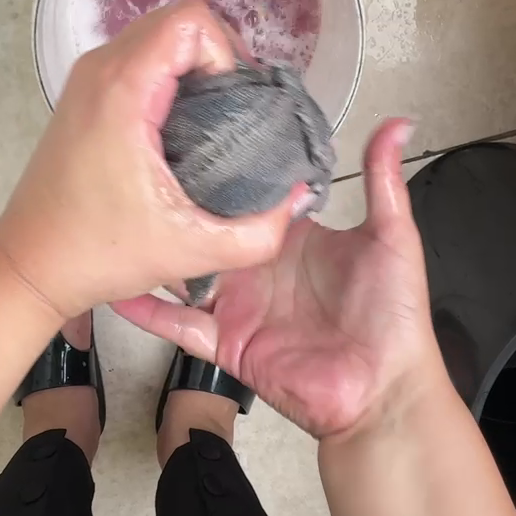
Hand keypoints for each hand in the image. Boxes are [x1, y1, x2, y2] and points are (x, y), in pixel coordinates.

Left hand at [0, 0, 315, 318]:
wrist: (29, 264)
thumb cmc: (103, 253)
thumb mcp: (192, 250)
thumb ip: (259, 231)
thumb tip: (299, 196)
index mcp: (123, 88)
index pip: (190, 20)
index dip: (225, 53)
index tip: (232, 105)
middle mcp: (102, 66)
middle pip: (178, 19)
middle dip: (218, 54)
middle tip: (234, 109)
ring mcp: (89, 74)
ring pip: (159, 32)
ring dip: (195, 61)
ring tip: (214, 116)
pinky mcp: (86, 89)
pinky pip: (141, 52)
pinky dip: (171, 70)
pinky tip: (183, 120)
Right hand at [112, 119, 443, 439]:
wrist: (385, 393)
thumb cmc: (393, 314)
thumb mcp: (392, 236)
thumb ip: (382, 180)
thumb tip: (399, 122)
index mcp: (288, 235)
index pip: (248, 192)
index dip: (224, 164)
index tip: (194, 126)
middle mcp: (256, 263)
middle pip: (208, 227)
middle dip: (179, 201)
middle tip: (141, 165)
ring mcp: (237, 303)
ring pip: (185, 271)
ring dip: (157, 249)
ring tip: (117, 216)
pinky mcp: (225, 342)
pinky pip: (177, 326)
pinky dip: (147, 311)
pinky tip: (116, 287)